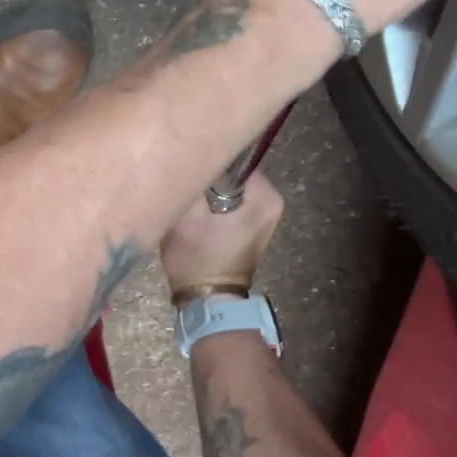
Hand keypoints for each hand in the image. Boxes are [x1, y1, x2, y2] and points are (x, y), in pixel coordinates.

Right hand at [161, 172, 284, 302]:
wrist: (207, 298)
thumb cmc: (196, 256)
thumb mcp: (186, 215)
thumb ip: (193, 181)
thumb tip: (188, 158)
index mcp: (263, 195)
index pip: (231, 159)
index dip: (205, 162)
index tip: (185, 170)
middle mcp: (272, 200)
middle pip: (231, 172)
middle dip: (207, 177)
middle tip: (183, 187)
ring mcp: (266, 213)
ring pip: (229, 187)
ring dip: (209, 190)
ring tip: (187, 198)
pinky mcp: (254, 224)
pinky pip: (232, 200)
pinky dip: (214, 202)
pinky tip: (198, 212)